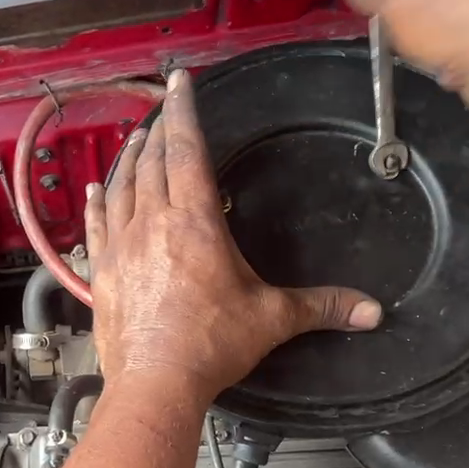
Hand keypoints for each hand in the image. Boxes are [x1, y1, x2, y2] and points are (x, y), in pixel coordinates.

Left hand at [83, 70, 380, 406]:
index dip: (183, 111)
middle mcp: (152, 224)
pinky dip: (97, 203)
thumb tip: (372, 312)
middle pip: (150, 162)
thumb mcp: (271, 320)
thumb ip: (320, 306)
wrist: (153, 383)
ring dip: (127, 160)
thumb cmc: (209, 348)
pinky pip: (96, 226)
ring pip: (120, 188)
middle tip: (161, 116)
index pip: (186, 149)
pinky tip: (96, 190)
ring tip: (134, 143)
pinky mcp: (100, 274)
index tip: (179, 84)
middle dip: (157, 133)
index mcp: (194, 222)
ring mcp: (120, 248)